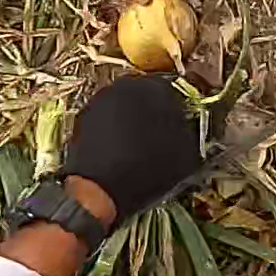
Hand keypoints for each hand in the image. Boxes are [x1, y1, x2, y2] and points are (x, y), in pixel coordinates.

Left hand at [62, 74, 203, 220]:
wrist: (98, 190)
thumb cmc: (149, 168)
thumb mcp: (187, 154)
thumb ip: (192, 132)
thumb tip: (190, 128)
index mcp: (156, 86)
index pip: (176, 90)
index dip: (181, 110)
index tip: (183, 127)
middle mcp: (127, 84)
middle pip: (148, 94)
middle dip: (156, 110)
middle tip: (163, 134)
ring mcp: (101, 99)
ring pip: (126, 104)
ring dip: (134, 118)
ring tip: (142, 144)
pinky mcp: (83, 116)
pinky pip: (108, 118)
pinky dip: (115, 128)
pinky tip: (122, 150)